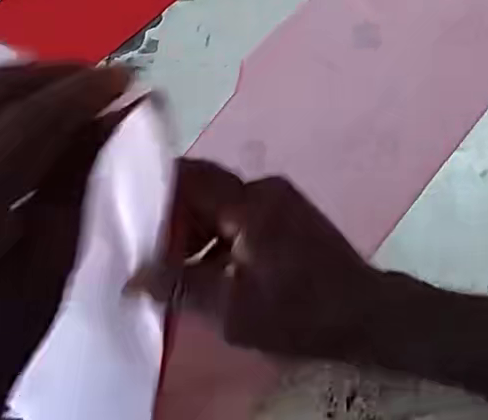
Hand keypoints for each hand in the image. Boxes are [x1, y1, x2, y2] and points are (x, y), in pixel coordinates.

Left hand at [0, 63, 131, 419]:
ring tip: (61, 85)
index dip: (78, 94)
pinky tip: (11, 102)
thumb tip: (121, 108)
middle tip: (100, 77)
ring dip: (11, 76)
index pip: (16, 128)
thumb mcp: (52, 265)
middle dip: (50, 75)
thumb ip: (80, 175)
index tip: (127, 79)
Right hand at [148, 159, 391, 362]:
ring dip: (197, 228)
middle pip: (207, 188)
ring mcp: (280, 197)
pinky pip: (243, 212)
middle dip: (174, 216)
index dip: (158, 187)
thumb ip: (181, 285)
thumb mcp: (232, 309)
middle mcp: (264, 188)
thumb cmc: (296, 310)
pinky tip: (206, 267)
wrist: (360, 310)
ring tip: (170, 266)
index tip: (127, 208)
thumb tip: (133, 275)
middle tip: (144, 249)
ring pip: (224, 203)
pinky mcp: (289, 211)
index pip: (193, 176)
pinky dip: (220, 233)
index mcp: (250, 202)